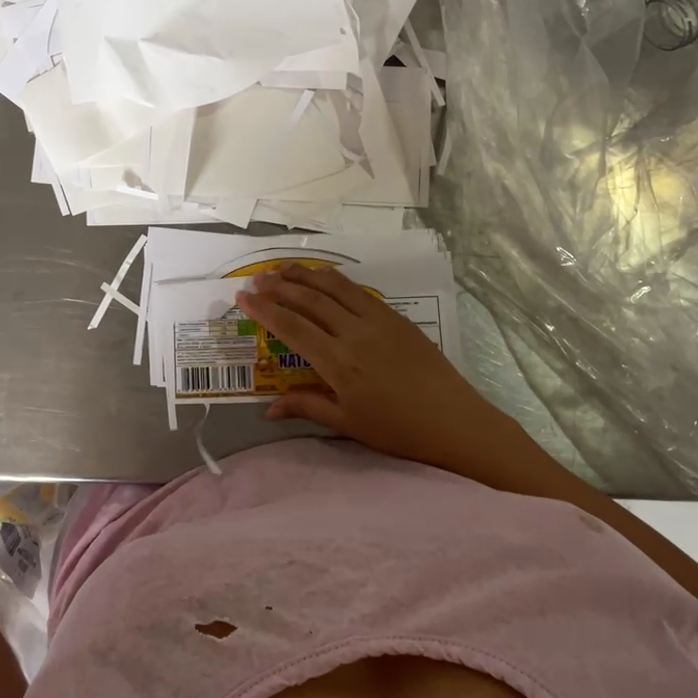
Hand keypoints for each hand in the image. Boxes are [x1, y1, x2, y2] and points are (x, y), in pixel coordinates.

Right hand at [234, 263, 505, 468]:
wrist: (454, 420)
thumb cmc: (398, 430)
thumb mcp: (348, 425)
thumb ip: (307, 408)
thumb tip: (268, 409)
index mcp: (339, 363)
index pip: (292, 328)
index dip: (264, 310)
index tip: (243, 297)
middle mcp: (354, 334)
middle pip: (310, 300)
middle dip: (280, 286)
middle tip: (257, 278)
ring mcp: (378, 321)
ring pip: (334, 287)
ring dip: (306, 275)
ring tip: (283, 267)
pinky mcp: (396, 317)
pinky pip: (359, 291)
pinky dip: (336, 279)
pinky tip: (324, 276)